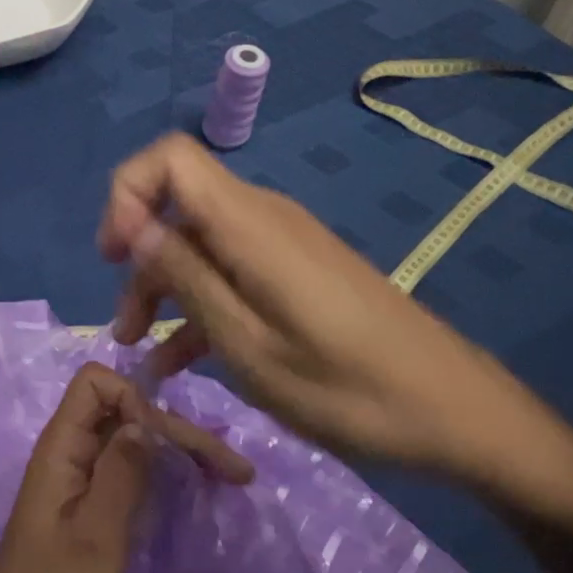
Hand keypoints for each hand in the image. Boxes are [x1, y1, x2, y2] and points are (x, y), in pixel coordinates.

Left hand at [0, 362, 252, 572]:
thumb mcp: (95, 533)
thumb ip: (121, 472)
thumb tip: (146, 420)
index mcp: (62, 445)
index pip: (95, 382)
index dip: (132, 397)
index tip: (161, 441)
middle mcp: (71, 447)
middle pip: (125, 409)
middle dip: (177, 429)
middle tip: (234, 468)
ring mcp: (81, 469)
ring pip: (133, 436)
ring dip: (179, 449)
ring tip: (230, 473)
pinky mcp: (91, 492)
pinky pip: (129, 462)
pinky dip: (164, 468)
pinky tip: (198, 483)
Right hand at [97, 133, 572, 488]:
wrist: (459, 414)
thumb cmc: (350, 389)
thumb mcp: (251, 347)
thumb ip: (188, 279)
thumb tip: (133, 226)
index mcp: (250, 225)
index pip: (170, 158)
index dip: (128, 193)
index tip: (113, 258)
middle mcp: (264, 219)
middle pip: (179, 207)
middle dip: (140, 259)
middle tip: (124, 329)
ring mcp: (284, 245)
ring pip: (201, 244)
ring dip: (164, 290)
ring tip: (144, 352)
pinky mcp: (298, 272)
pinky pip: (233, 271)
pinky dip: (201, 305)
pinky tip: (182, 361)